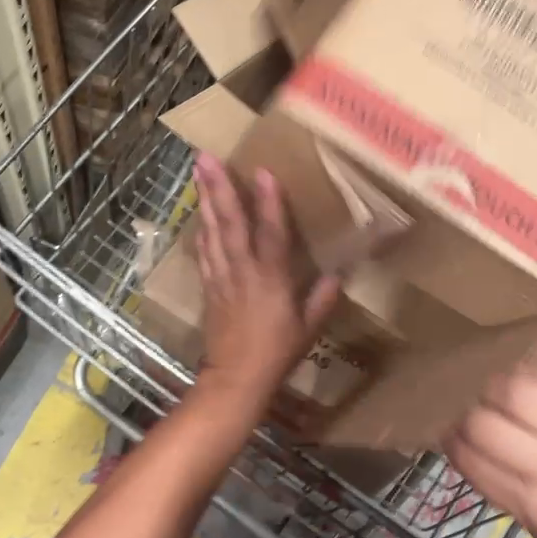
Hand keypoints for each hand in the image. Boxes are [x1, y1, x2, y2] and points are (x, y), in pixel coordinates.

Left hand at [191, 153, 340, 407]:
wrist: (235, 380)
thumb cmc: (277, 354)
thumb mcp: (307, 329)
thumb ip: (321, 299)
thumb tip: (337, 274)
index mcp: (271, 280)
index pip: (271, 233)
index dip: (269, 202)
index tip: (263, 172)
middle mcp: (243, 272)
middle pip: (231, 223)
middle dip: (220, 188)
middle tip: (207, 158)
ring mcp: (222, 277)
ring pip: (213, 231)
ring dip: (206, 200)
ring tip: (198, 172)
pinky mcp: (209, 286)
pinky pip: (205, 251)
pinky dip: (203, 229)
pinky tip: (200, 213)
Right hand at [443, 363, 536, 537]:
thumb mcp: (536, 528)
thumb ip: (499, 485)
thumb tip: (462, 444)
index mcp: (536, 503)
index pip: (471, 457)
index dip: (451, 442)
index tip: (449, 438)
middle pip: (485, 421)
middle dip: (467, 418)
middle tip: (471, 420)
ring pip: (515, 389)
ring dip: (494, 390)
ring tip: (495, 398)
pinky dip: (526, 378)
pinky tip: (523, 389)